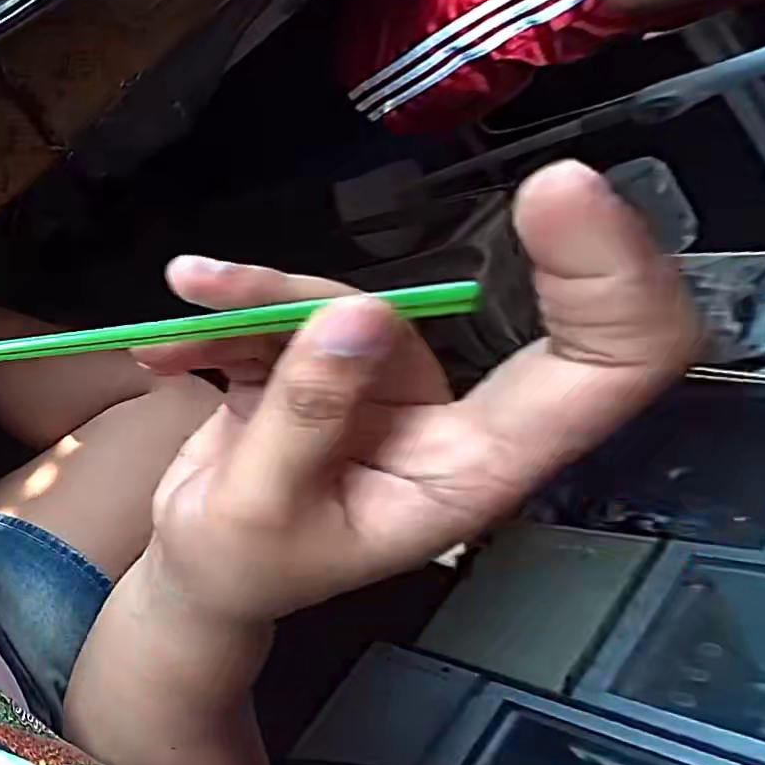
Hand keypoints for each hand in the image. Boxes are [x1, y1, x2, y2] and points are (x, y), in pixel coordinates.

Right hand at [133, 161, 700, 622]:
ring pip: (315, 316)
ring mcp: (358, 396)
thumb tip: (356, 315)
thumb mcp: (263, 507)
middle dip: (297, 295)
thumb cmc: (237, 565)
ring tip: (167, 320)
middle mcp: (424, 418)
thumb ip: (307, 418)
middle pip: (395, 320)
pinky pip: (263, 335)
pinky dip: (207, 335)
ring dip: (235, 309)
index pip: (601, 365)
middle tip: (206, 284)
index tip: (555, 192)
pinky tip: (159, 353)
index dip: (605, 275)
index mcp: (463, 467)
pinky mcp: (298, 383)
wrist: (192, 572)